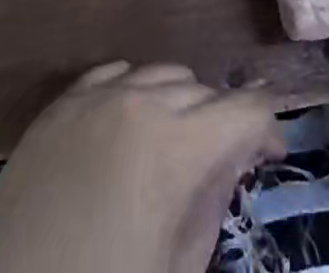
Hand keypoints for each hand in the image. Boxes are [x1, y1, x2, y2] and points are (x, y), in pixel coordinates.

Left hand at [0, 62, 281, 272]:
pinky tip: (129, 124)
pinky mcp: (60, 103)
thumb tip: (233, 158)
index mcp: (180, 144)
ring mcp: (96, 96)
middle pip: (207, 90)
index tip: (265, 157)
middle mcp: (142, 101)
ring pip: (163, 74)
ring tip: (170, 142)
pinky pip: (115, 74)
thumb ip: (215, 197)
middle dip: (223, 122)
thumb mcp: (179, 260)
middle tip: (219, 162)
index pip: (249, 107)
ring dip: (180, 103)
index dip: (267, 130)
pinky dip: (134, 91)